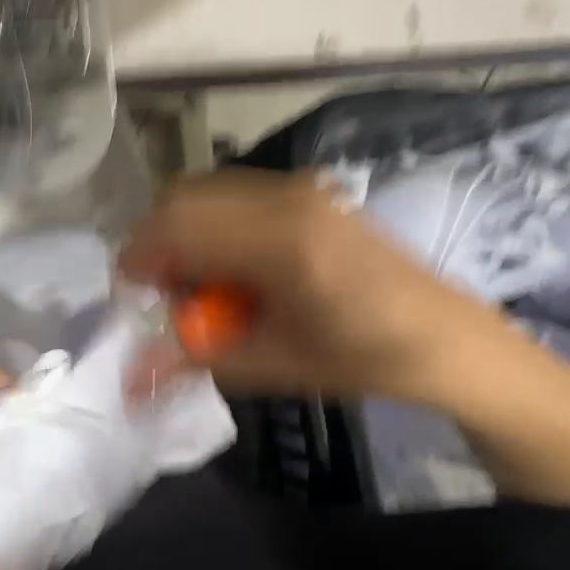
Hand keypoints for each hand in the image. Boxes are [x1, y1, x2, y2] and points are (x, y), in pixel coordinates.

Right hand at [120, 169, 513, 404]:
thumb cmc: (360, 357)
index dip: (138, 258)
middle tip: (163, 292)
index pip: (176, 225)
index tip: (133, 298)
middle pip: (182, 199)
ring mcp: (299, 188)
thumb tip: (126, 382)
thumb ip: (192, 360)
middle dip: (155, 244)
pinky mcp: (307, 190)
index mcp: (280, 242)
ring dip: (182, 232)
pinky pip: (232, 194)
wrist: (443, 338)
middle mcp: (286, 199)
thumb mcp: (269, 365)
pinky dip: (210, 223)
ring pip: (205, 192)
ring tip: (197, 282)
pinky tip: (229, 265)